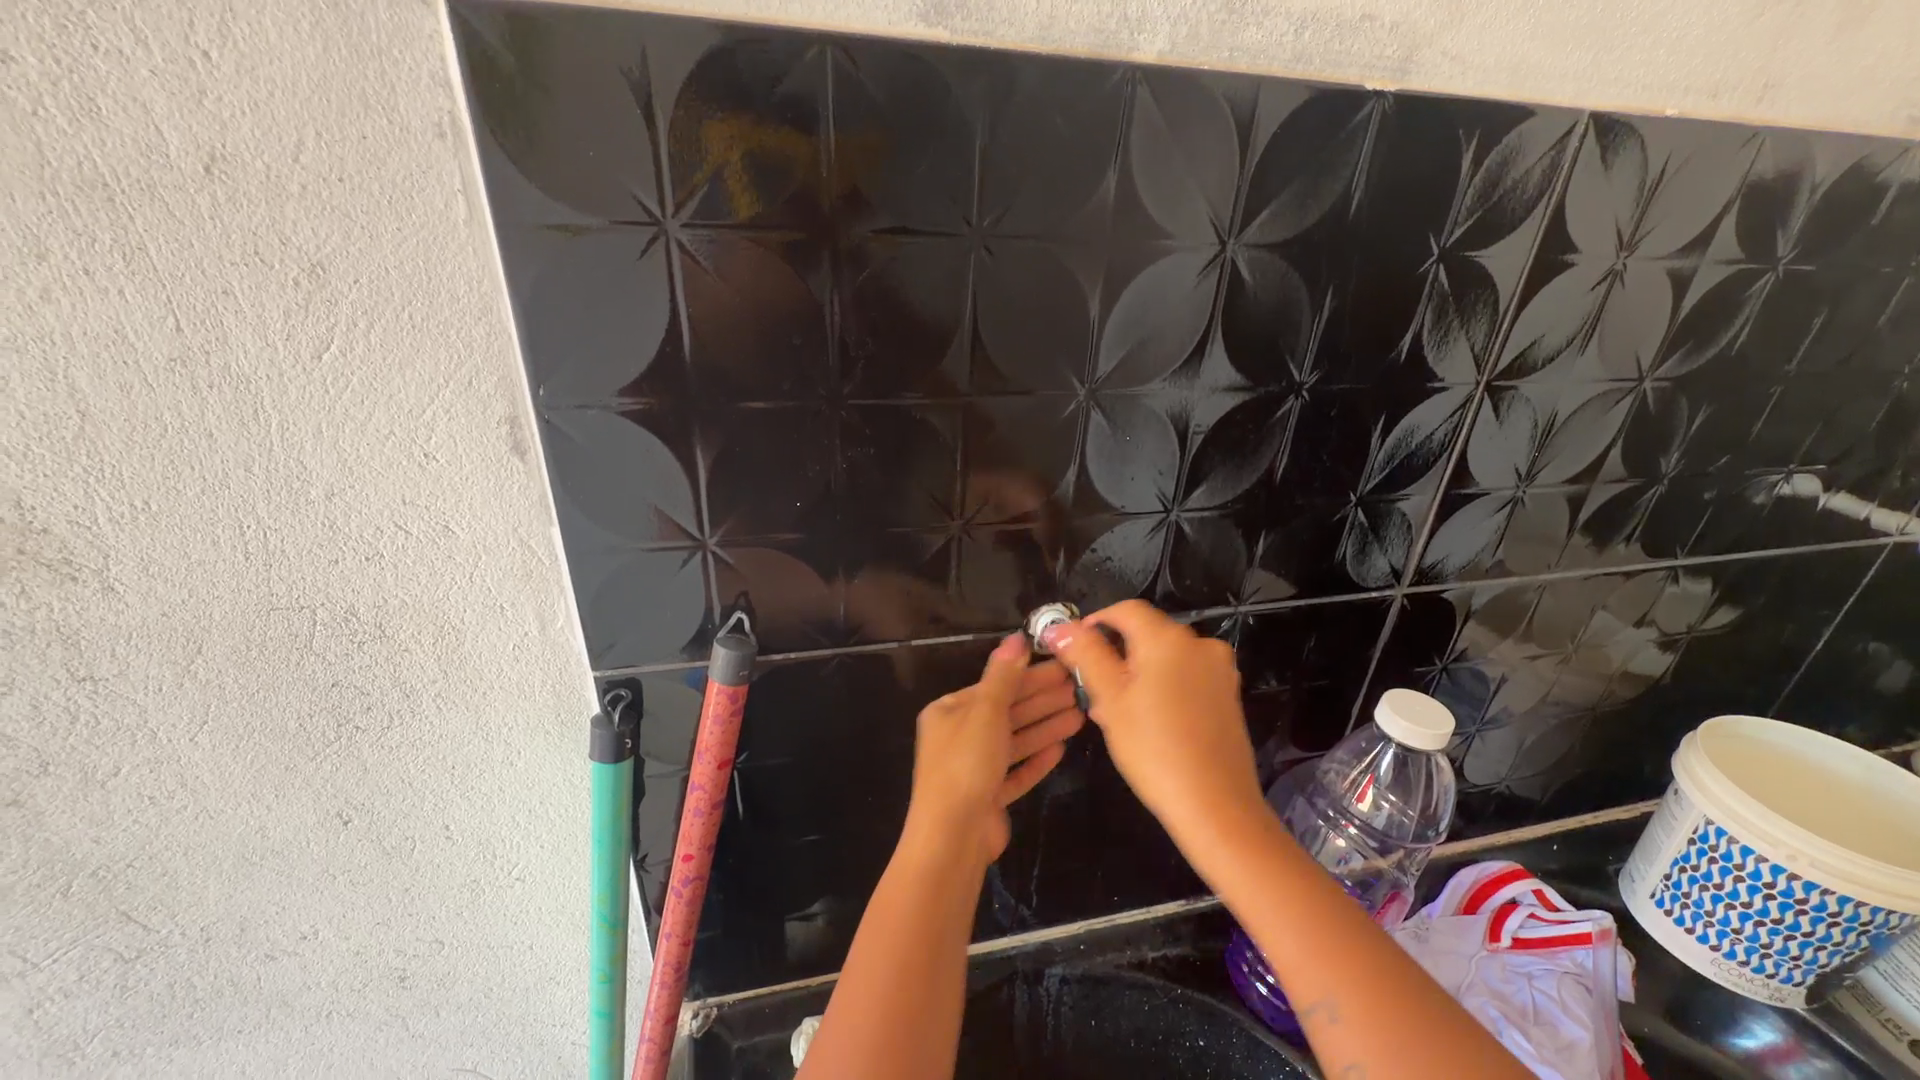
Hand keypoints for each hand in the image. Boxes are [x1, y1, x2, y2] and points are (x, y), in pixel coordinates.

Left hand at [902, 635, 1085, 866]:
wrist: (953, 835)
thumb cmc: (966, 763)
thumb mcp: (985, 711)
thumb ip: (1004, 676)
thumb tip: (1016, 638)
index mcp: (948, 712)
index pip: (995, 686)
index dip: (1030, 675)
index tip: (1064, 667)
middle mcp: (957, 737)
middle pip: (1006, 712)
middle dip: (1042, 700)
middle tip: (1079, 688)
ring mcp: (972, 769)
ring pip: (1013, 741)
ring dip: (1044, 727)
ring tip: (1079, 715)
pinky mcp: (987, 797)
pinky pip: (1014, 771)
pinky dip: (1035, 759)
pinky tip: (1059, 749)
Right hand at [1040, 601, 1263, 847]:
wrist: (1214, 803)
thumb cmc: (1152, 748)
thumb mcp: (1109, 699)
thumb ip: (1084, 655)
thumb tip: (1059, 626)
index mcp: (1168, 638)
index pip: (1125, 610)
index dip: (1095, 623)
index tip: (1072, 650)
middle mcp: (1199, 643)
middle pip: (1147, 634)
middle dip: (1116, 654)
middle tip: (1091, 691)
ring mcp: (1219, 670)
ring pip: (1165, 658)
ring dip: (1137, 673)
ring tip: (1113, 713)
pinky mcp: (1228, 694)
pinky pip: (1185, 677)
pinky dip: (1162, 687)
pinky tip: (1146, 721)